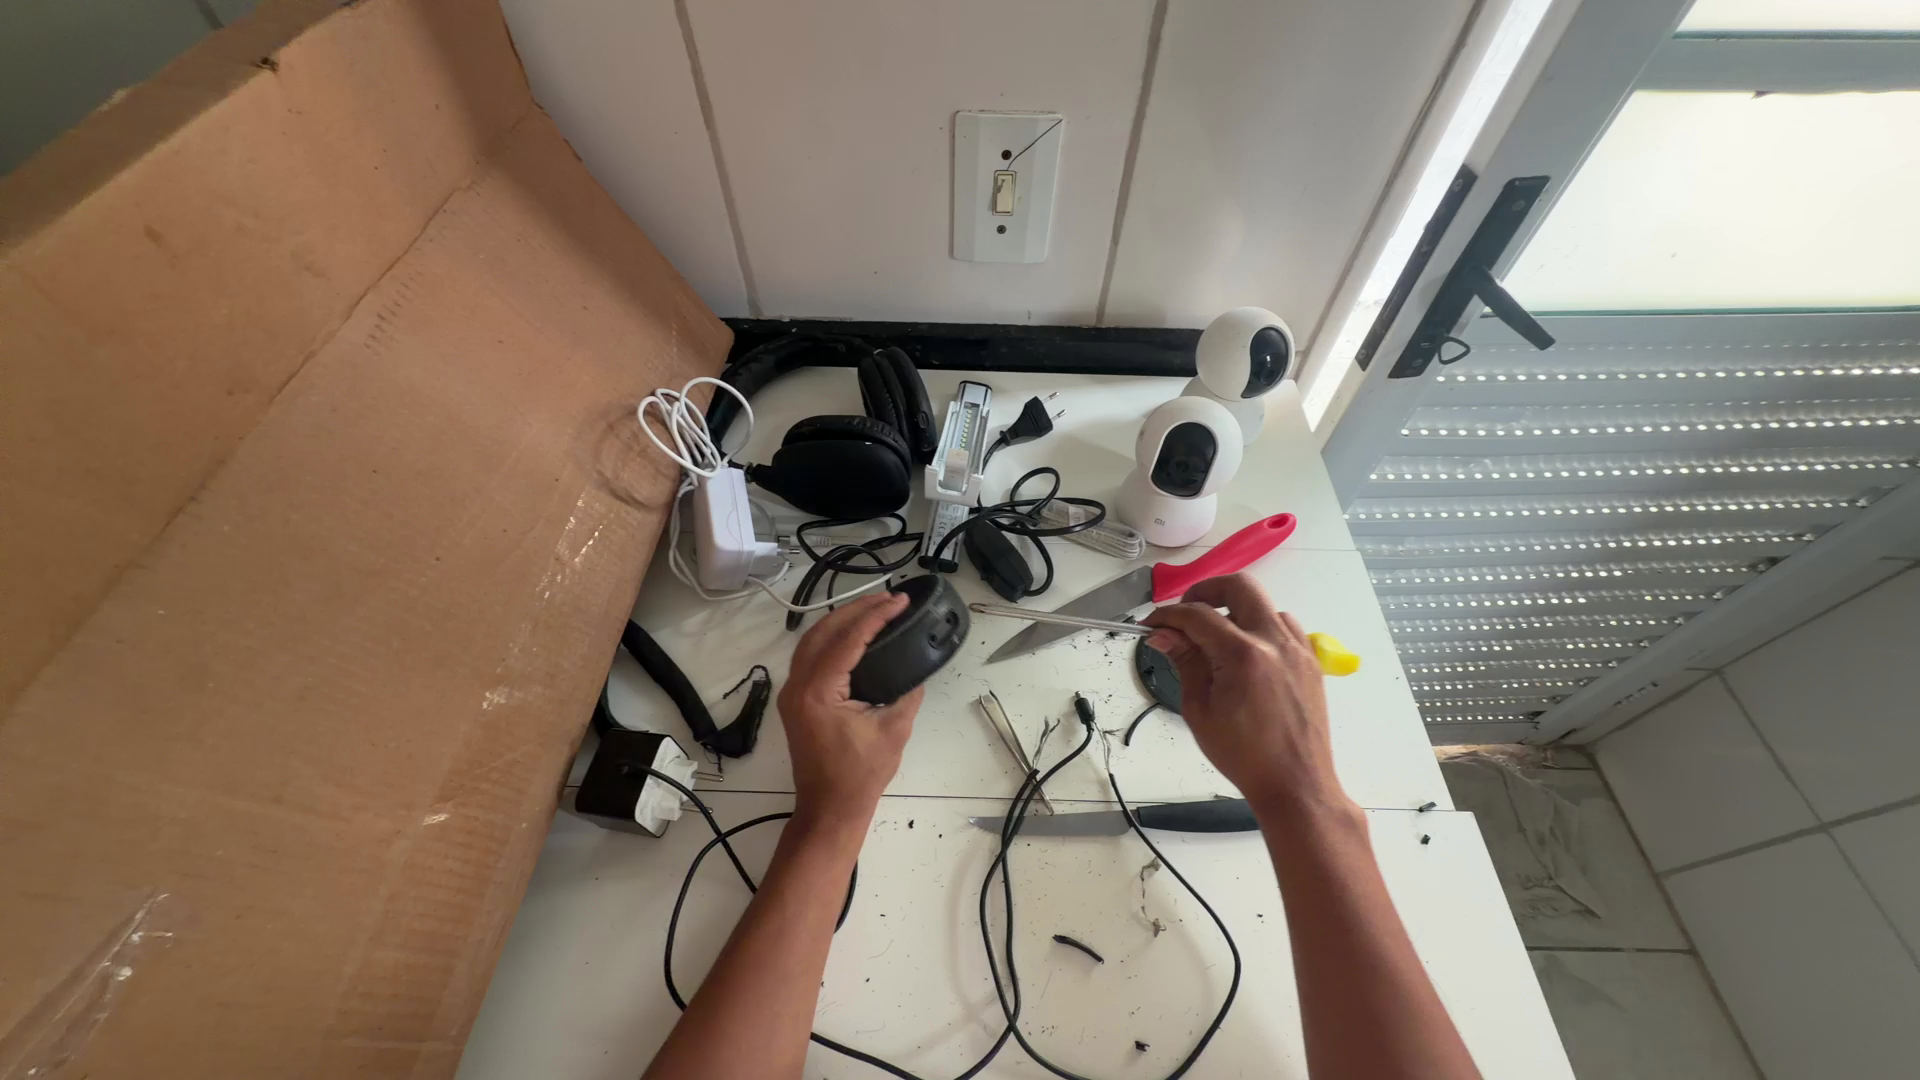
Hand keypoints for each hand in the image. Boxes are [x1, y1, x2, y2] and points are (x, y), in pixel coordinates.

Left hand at [777, 591, 923, 829]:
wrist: (829, 808)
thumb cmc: (861, 775)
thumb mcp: (894, 730)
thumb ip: (907, 693)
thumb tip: (917, 669)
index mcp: (819, 692)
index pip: (848, 639)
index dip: (876, 615)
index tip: (900, 600)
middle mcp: (798, 686)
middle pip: (823, 631)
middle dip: (856, 609)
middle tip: (889, 598)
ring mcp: (792, 693)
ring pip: (811, 640)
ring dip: (841, 621)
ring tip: (873, 609)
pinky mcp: (795, 700)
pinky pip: (810, 656)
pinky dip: (831, 639)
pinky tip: (853, 635)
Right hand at [1141, 573, 1348, 814]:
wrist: (1296, 783)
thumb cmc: (1241, 754)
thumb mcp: (1199, 709)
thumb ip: (1185, 663)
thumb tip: (1163, 635)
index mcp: (1242, 655)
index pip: (1198, 615)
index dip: (1168, 615)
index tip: (1152, 624)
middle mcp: (1274, 641)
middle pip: (1239, 585)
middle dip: (1206, 590)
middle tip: (1187, 614)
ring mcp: (1299, 648)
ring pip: (1264, 604)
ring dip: (1236, 610)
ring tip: (1217, 638)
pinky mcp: (1311, 661)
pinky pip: (1285, 626)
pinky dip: (1261, 626)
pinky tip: (1248, 652)